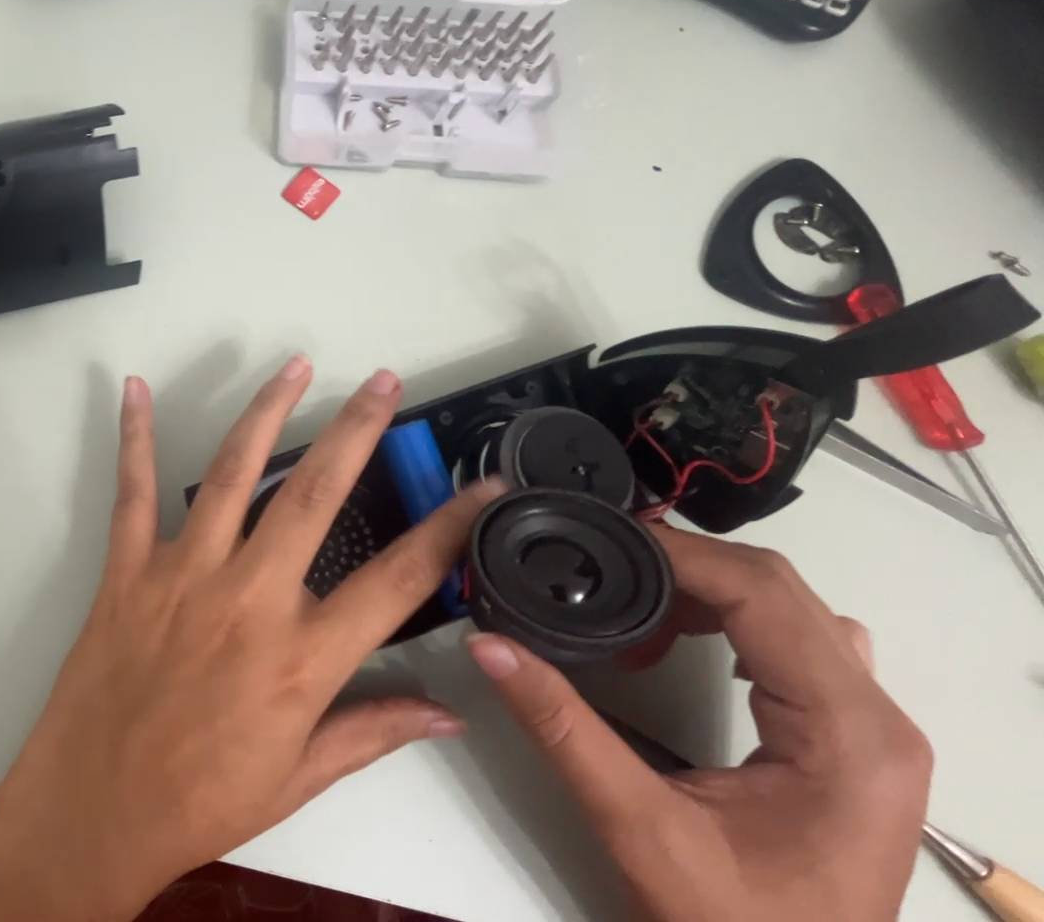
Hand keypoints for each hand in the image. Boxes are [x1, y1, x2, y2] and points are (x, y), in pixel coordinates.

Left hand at [0, 357, 502, 920]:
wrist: (95, 809)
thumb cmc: (200, 801)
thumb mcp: (299, 777)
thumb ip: (373, 731)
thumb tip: (449, 710)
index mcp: (302, 657)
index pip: (398, 579)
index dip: (450, 529)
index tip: (485, 488)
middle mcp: (247, 599)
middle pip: (315, 497)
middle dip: (357, 431)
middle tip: (382, 383)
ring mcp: (182, 575)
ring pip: (230, 475)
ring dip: (265, 414)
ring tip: (295, 366)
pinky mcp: (128, 571)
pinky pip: (132, 492)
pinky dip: (132, 437)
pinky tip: (135, 390)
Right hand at [468, 527, 931, 921]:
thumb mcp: (636, 825)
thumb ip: (561, 727)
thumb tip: (489, 645)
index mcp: (847, 732)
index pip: (764, 595)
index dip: (678, 553)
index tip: (598, 539)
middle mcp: (877, 718)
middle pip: (782, 590)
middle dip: (683, 565)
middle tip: (599, 566)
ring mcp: (870, 730)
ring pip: (789, 610)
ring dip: (705, 591)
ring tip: (627, 605)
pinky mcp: (849, 741)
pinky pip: (794, 643)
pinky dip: (729, 621)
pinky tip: (679, 638)